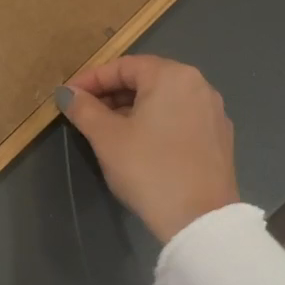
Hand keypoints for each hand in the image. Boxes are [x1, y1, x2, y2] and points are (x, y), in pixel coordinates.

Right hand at [55, 56, 239, 243]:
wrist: (198, 218)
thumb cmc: (148, 168)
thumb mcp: (106, 137)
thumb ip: (84, 109)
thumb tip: (66, 93)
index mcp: (172, 77)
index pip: (123, 66)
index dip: (90, 79)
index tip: (67, 97)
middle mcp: (199, 86)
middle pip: (146, 79)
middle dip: (110, 93)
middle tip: (83, 113)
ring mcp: (212, 113)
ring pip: (162, 100)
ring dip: (130, 108)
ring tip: (105, 129)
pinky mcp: (217, 138)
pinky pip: (178, 118)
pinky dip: (153, 122)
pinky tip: (137, 144)